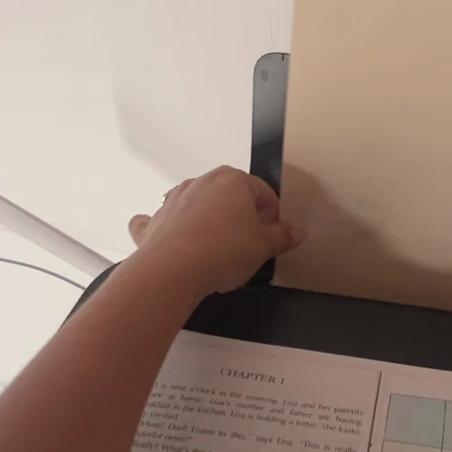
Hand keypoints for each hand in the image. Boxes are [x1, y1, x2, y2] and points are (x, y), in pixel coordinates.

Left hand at [125, 166, 302, 295]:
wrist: (172, 271)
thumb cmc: (222, 251)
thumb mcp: (264, 246)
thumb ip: (282, 236)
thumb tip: (296, 232)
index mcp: (233, 180)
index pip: (262, 191)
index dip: (272, 213)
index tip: (274, 233)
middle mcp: (203, 182)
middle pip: (229, 194)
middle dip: (241, 213)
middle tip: (250, 240)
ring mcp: (175, 199)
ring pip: (197, 203)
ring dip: (208, 217)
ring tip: (218, 247)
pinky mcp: (155, 221)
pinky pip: (163, 219)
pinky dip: (168, 226)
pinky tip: (174, 241)